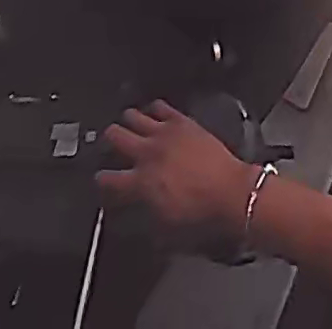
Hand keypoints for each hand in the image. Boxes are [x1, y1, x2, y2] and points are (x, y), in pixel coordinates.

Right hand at [94, 100, 255, 241]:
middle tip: (111, 144)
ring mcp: (164, 133)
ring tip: (129, 125)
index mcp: (140, 183)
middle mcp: (147, 154)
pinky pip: (159, 106)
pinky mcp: (181, 121)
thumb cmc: (199, 214)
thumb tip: (133, 205)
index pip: (107, 179)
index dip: (101, 179)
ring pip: (132, 115)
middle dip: (108, 140)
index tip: (102, 178)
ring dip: (128, 121)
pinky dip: (153, 109)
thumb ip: (142, 211)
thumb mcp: (164, 225)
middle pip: (114, 136)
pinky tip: (153, 114)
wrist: (230, 192)